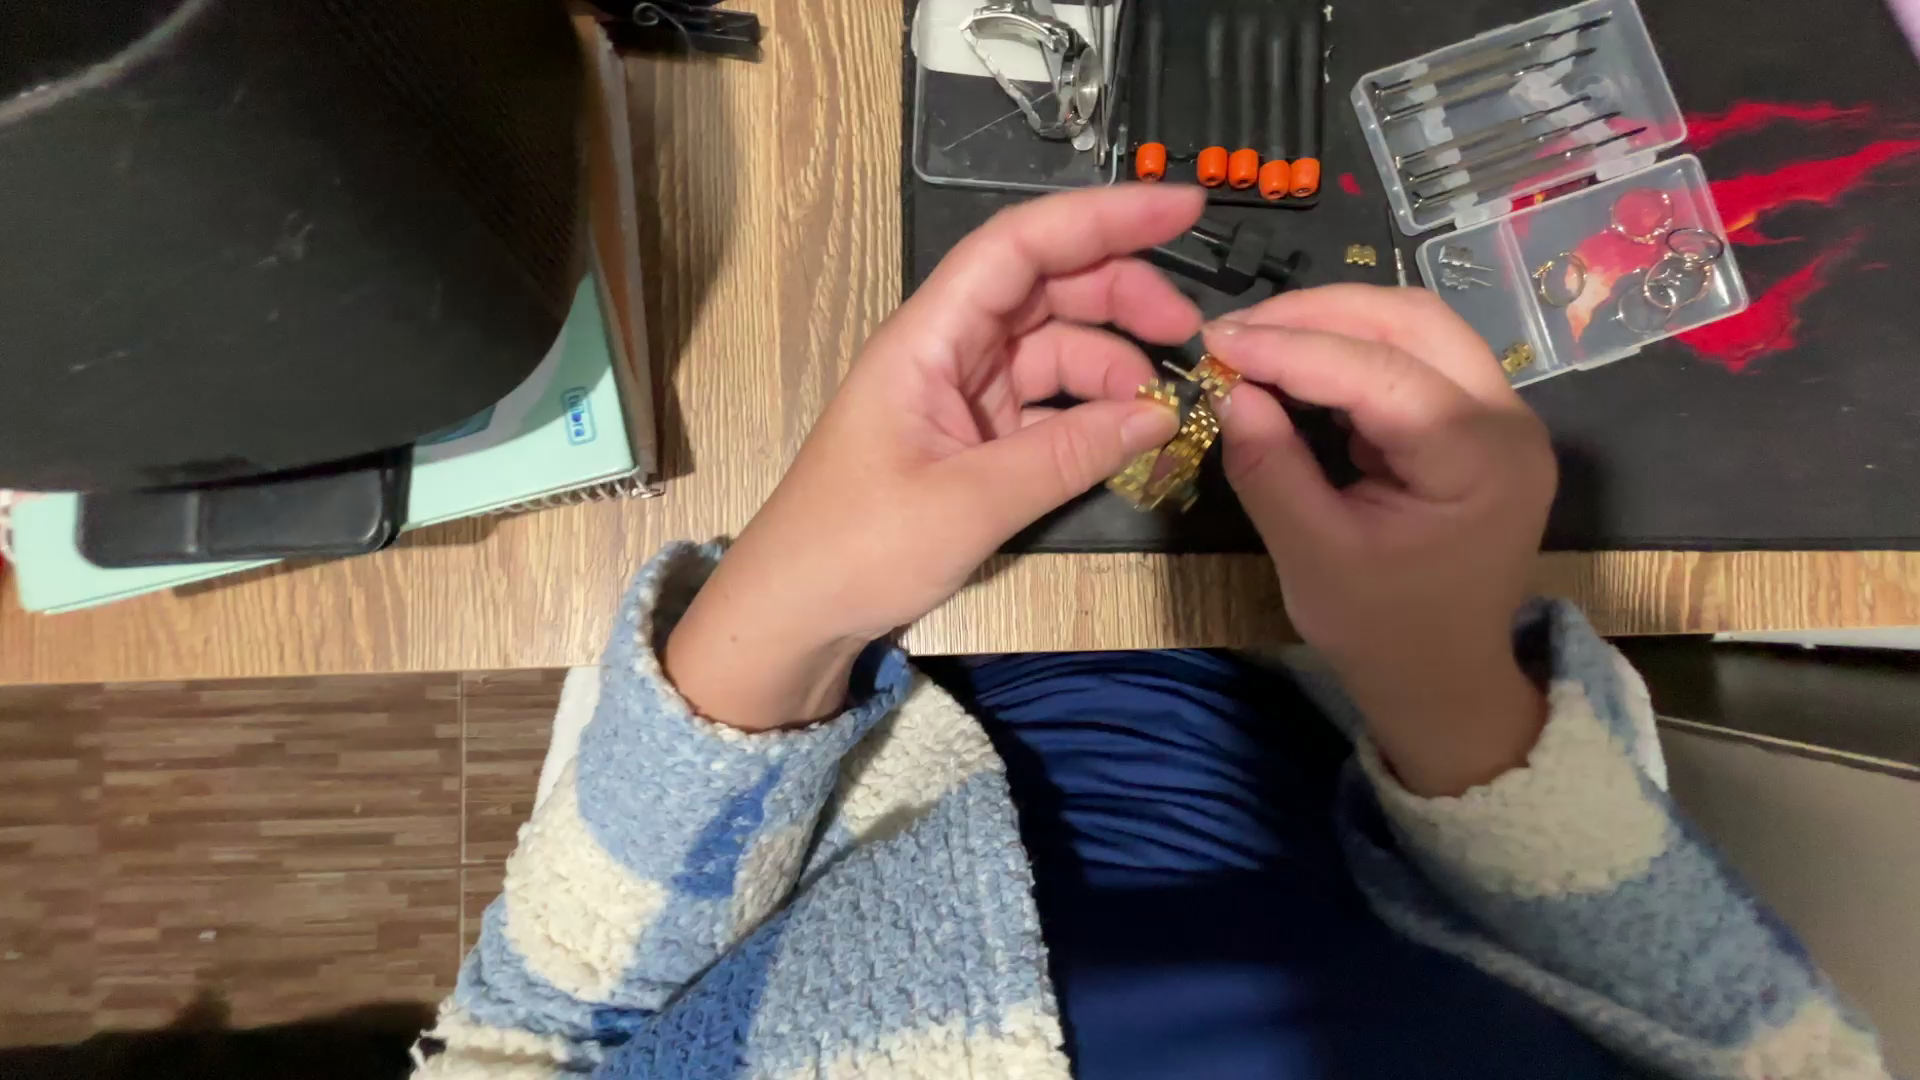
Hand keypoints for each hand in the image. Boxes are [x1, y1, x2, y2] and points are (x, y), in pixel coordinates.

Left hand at [667, 185, 1206, 729]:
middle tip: (1189, 336)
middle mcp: (949, 353)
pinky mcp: (973, 444)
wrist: (800, 611)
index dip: (1100, 219)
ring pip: (1052, 354)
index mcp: (928, 337)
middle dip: (1121, 299)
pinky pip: (1044, 412)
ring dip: (1110, 371)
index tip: (1183, 210)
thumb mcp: (969, 501)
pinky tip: (1126, 438)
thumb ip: (1067, 455)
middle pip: (1046, 293)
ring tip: (1163, 411)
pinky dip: (1087, 420)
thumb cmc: (860, 546)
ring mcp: (962, 399)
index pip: (1019, 246)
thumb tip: (1161, 415)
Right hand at [1203, 286, 1557, 793]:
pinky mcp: (1466, 422)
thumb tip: (1226, 391)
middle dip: (1315, 314)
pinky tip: (1292, 367)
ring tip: (1254, 340)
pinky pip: (1406, 359)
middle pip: (1412, 322)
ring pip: (1413, 328)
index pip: (1381, 374)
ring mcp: (1494, 415)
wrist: (1440, 674)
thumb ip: (1269, 469)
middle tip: (1233, 331)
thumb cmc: (1378, 629)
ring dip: (1329, 323)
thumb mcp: (1310, 555)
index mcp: (1478, 462)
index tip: (1216, 342)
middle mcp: (1505, 419)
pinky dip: (1343, 352)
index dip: (1292, 349)